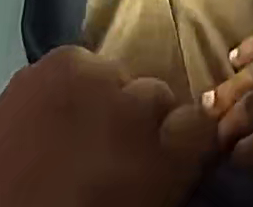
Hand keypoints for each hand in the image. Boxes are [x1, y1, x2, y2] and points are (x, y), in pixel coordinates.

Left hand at [0, 46, 215, 206]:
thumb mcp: (134, 206)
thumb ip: (162, 180)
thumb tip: (176, 156)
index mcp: (158, 155)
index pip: (201, 124)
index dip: (190, 140)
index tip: (180, 152)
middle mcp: (129, 103)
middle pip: (158, 94)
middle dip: (146, 120)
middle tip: (120, 151)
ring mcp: (88, 73)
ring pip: (117, 75)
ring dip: (108, 98)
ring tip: (83, 131)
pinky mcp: (51, 60)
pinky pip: (79, 64)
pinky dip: (75, 86)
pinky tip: (57, 116)